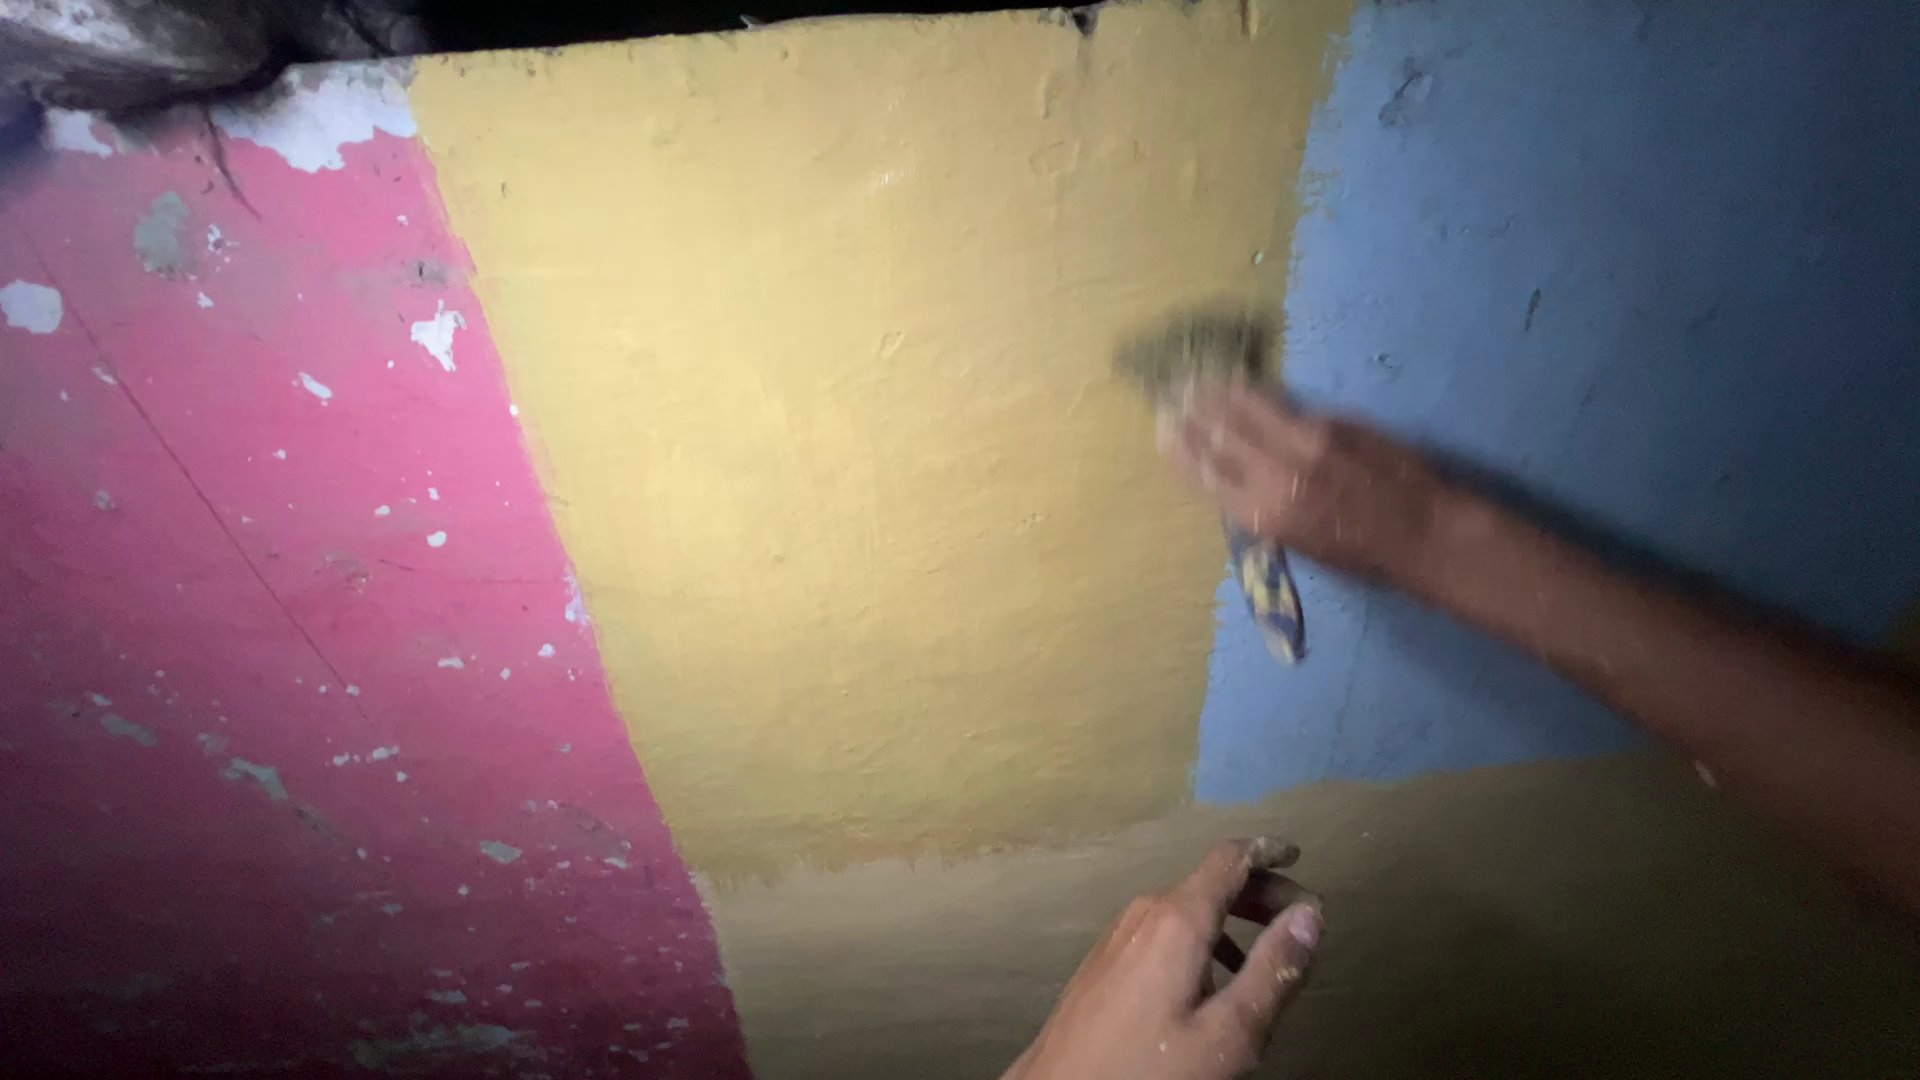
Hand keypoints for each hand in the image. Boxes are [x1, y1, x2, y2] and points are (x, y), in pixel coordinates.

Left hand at [1002, 839, 1322, 1079]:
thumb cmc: (1151, 1068)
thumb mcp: (1229, 1033)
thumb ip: (1273, 971)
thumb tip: (1310, 914)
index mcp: (1177, 917)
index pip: (1228, 858)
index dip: (1267, 852)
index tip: (1299, 856)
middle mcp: (1146, 910)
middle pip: (1210, 880)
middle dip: (1259, 891)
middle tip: (1302, 918)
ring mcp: (1122, 931)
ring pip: (1188, 906)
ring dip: (1232, 919)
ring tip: (1266, 957)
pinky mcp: (1109, 956)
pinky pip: (1166, 929)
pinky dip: (1203, 938)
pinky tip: (1215, 982)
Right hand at [1159, 382, 1454, 585]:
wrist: (1423, 533)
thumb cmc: (1359, 554)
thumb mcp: (1296, 543)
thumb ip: (1262, 508)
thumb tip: (1238, 480)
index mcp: (1261, 514)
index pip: (1205, 473)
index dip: (1180, 449)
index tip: (1163, 429)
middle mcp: (1274, 475)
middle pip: (1221, 435)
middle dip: (1194, 413)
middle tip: (1175, 392)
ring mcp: (1304, 444)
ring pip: (1250, 411)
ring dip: (1221, 394)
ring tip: (1202, 379)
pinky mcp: (1333, 425)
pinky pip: (1285, 408)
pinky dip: (1260, 397)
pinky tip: (1247, 386)